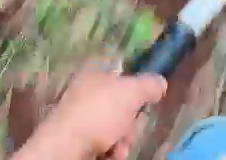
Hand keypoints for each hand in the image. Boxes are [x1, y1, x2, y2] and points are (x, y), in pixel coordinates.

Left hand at [20, 70, 166, 159]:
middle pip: (121, 108)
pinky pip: (102, 146)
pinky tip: (109, 156)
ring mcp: (80, 120)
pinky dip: (109, 153)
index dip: (135, 92)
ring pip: (113, 130)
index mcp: (95, 73)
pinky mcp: (77, 143)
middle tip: (128, 131)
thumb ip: (149, 85)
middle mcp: (86, 94)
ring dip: (122, 143)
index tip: (142, 105)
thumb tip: (161, 83)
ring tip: (117, 150)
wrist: (64, 151)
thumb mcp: (131, 92)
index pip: (121, 77)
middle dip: (130, 124)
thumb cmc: (98, 113)